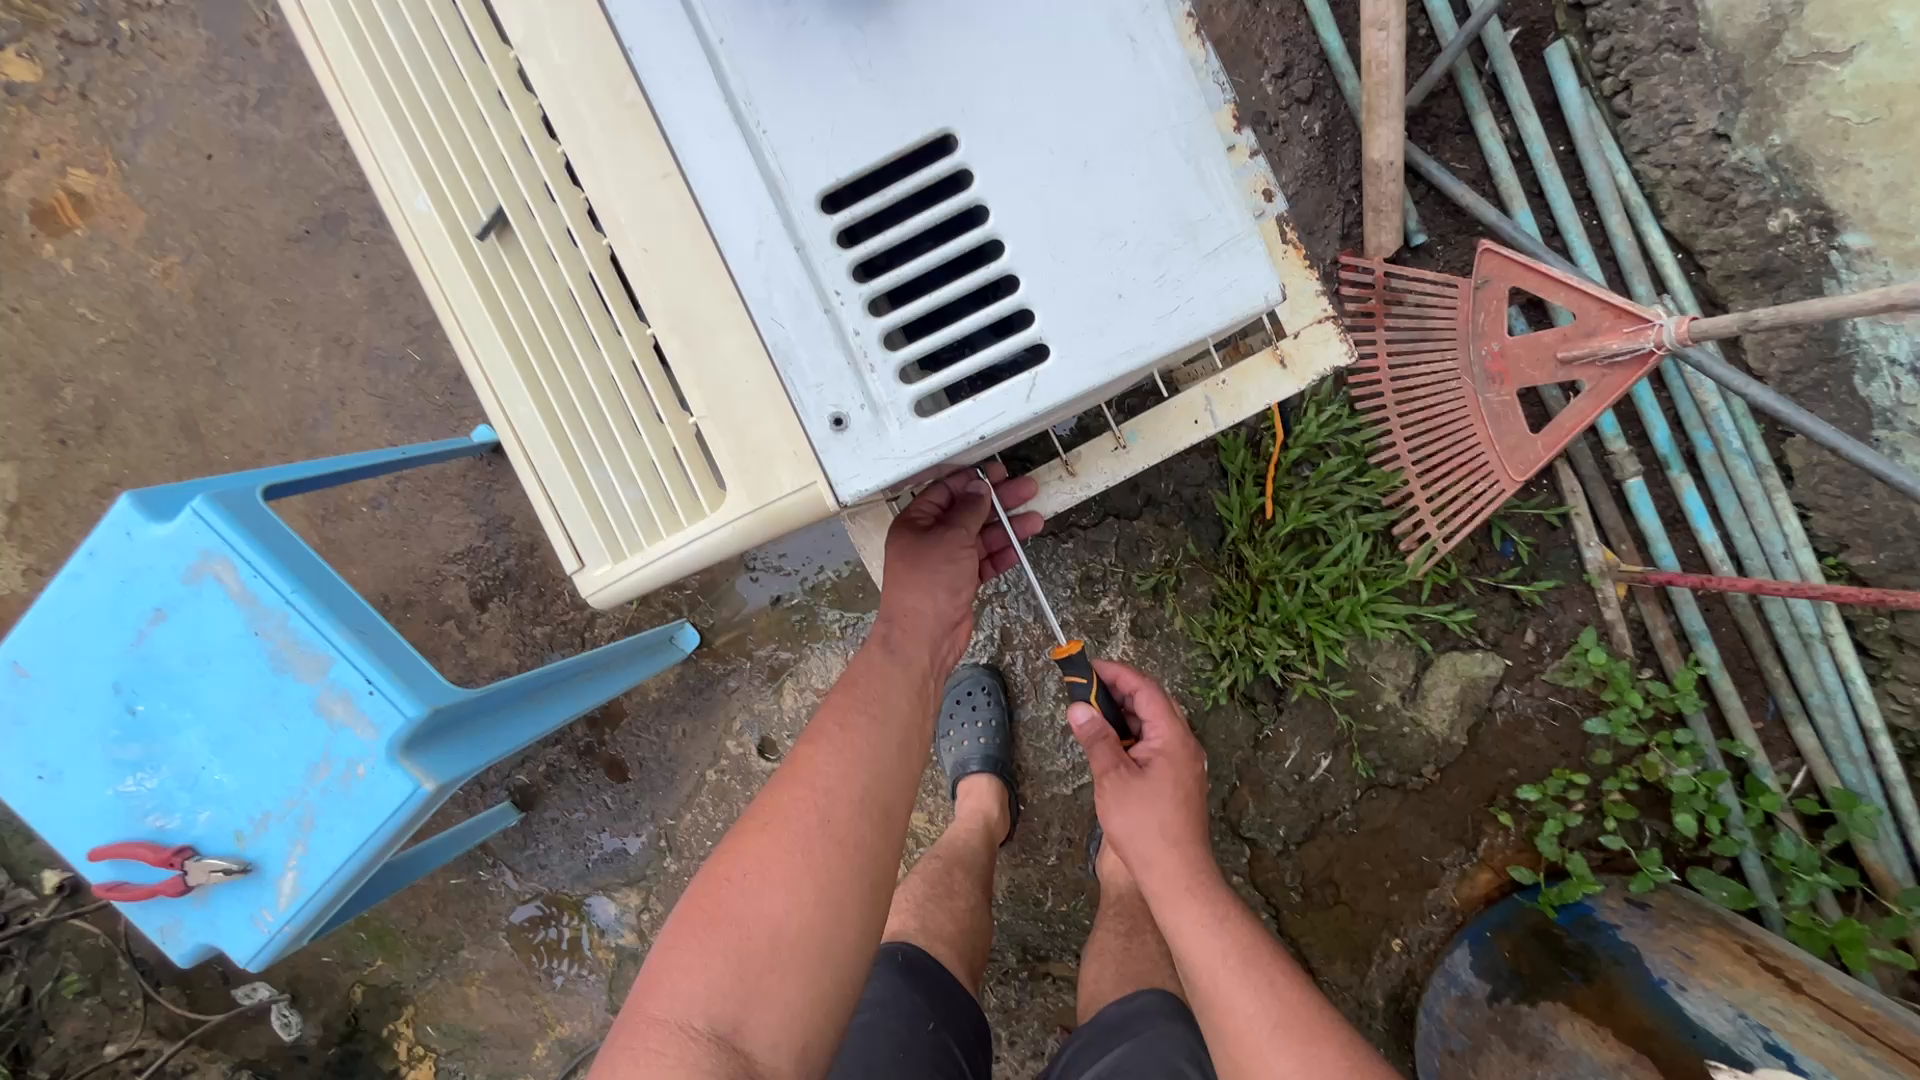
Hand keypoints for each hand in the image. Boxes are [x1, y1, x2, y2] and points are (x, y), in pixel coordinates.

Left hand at [874, 463, 1040, 673]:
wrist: (924, 637)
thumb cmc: (925, 588)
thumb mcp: (950, 537)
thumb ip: (968, 510)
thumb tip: (978, 488)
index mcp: (916, 522)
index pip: (946, 491)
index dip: (973, 480)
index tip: (997, 473)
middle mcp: (929, 539)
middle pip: (968, 512)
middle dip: (998, 502)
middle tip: (1025, 490)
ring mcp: (945, 562)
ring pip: (980, 537)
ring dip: (1007, 529)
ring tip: (1034, 520)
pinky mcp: (960, 582)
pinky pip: (984, 561)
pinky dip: (1002, 554)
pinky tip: (1019, 547)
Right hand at [1067, 661, 1214, 885]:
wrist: (1177, 875)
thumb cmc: (1145, 826)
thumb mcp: (1113, 778)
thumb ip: (1096, 739)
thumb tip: (1078, 709)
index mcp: (1173, 736)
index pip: (1145, 689)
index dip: (1116, 673)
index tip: (1088, 668)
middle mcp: (1184, 743)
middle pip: (1153, 702)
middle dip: (1119, 691)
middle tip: (1087, 688)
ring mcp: (1184, 762)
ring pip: (1154, 724)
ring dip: (1125, 714)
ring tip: (1093, 714)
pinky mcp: (1178, 779)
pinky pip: (1155, 743)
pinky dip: (1132, 735)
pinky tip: (1111, 744)